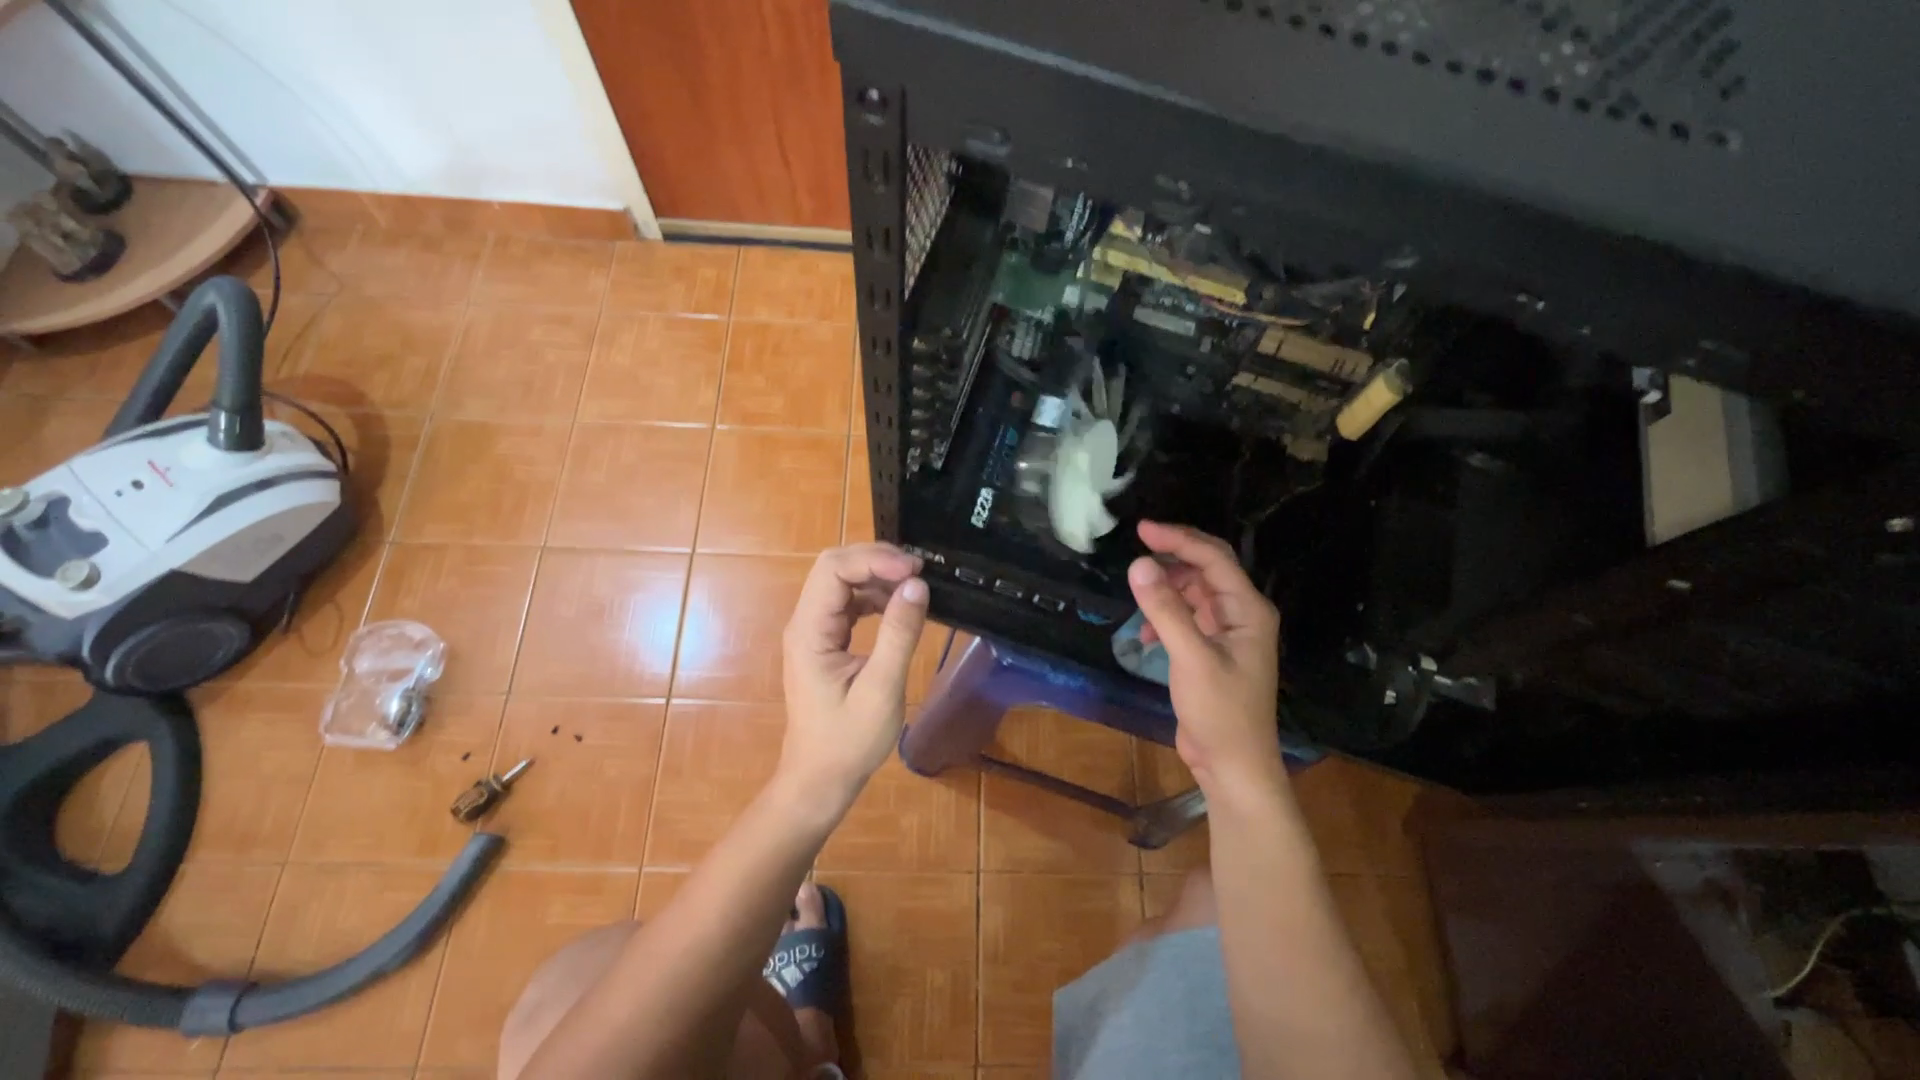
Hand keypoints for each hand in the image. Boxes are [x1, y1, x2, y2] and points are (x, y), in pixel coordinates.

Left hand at [779, 543, 930, 805]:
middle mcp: (805, 623)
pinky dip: (875, 596)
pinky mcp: (825, 641)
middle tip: (919, 571)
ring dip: (877, 576)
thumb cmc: (849, 741)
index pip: (834, 570)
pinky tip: (900, 605)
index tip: (914, 571)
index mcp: (809, 632)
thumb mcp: (881, 689)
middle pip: (834, 568)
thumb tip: (917, 585)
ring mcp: (813, 631)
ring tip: (916, 585)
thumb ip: (899, 634)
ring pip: (841, 582)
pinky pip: (848, 603)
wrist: (821, 778)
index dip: (874, 560)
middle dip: (876, 560)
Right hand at [1126, 521, 1285, 791]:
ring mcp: (1228, 633)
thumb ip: (1165, 610)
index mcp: (1248, 610)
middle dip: (1173, 557)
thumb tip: (1139, 565)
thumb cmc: (1221, 711)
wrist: (1233, 763)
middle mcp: (1241, 615)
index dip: (1178, 539)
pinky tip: (1146, 635)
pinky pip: (1187, 618)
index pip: (1213, 558)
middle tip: (1137, 548)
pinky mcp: (1212, 651)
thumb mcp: (1191, 657)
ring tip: (1139, 598)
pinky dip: (1165, 618)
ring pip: (1194, 593)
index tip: (1142, 530)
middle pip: (1206, 569)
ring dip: (1166, 590)